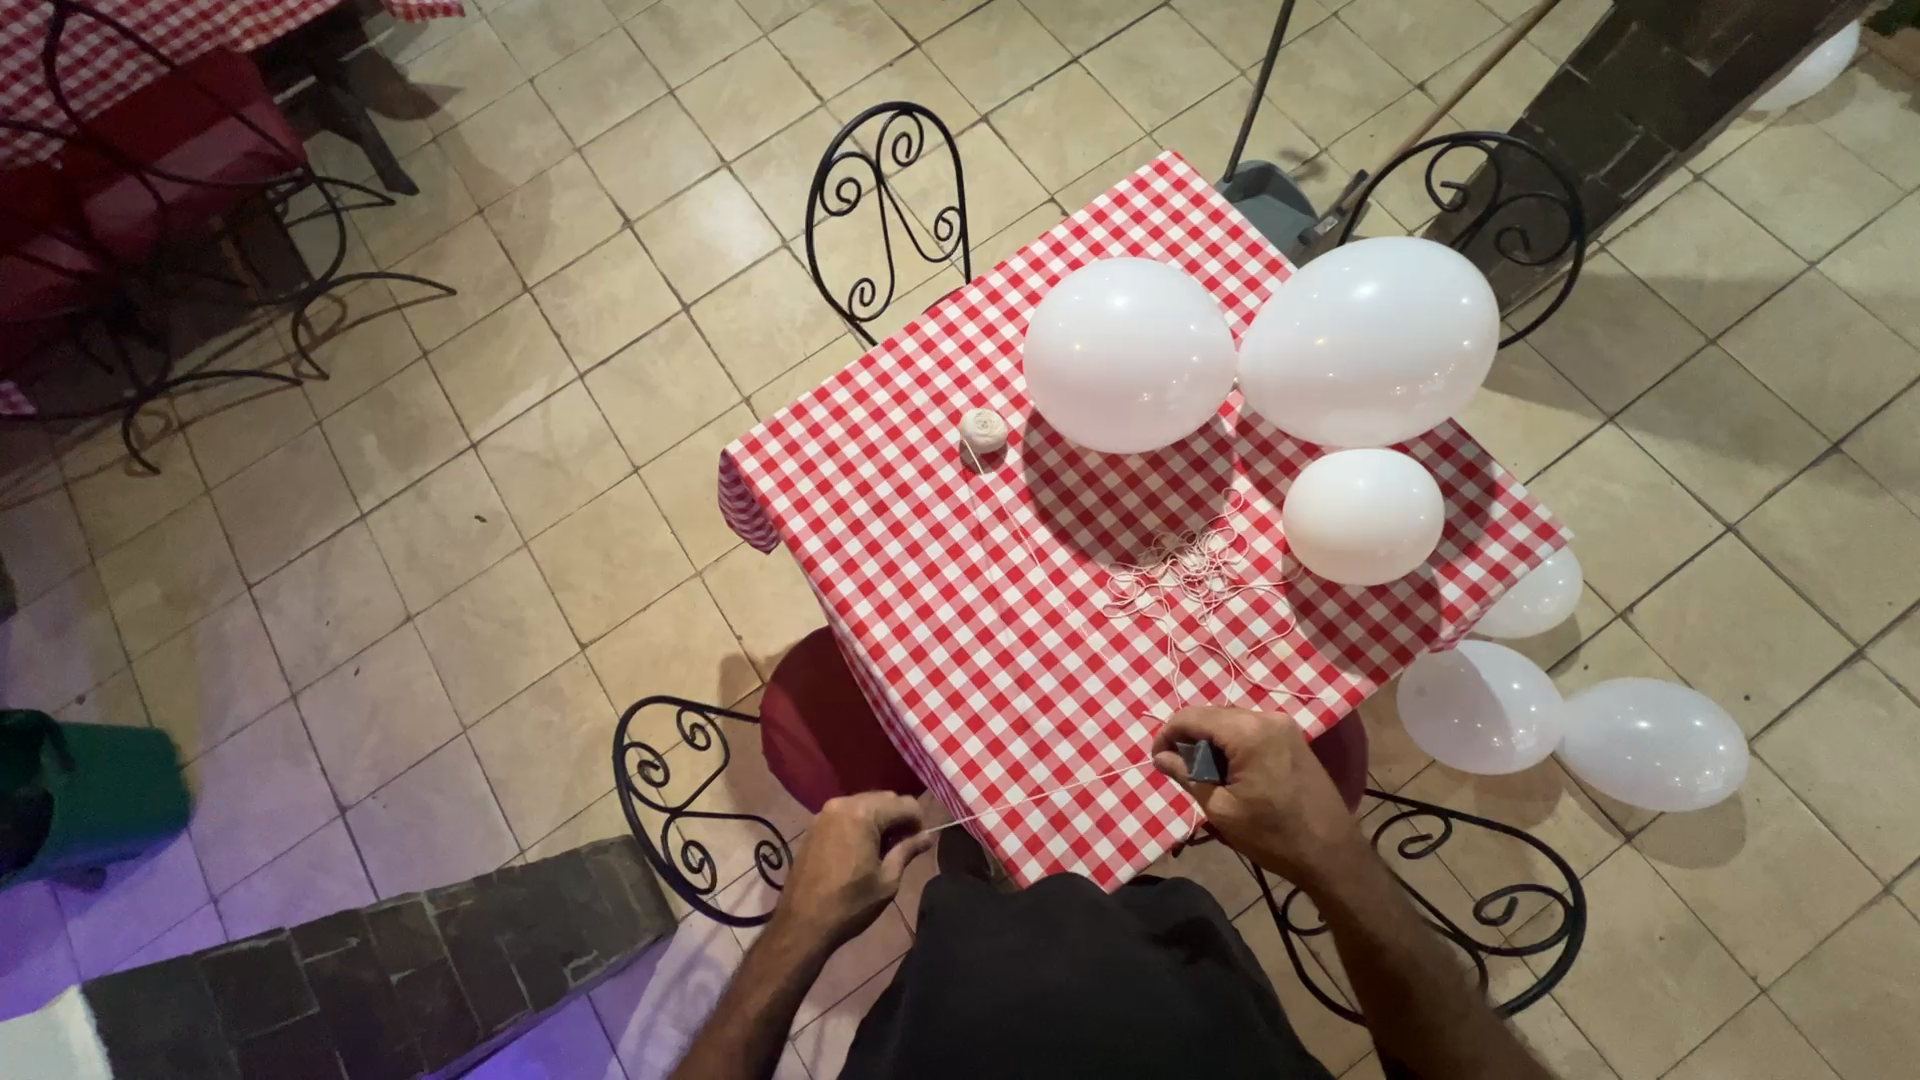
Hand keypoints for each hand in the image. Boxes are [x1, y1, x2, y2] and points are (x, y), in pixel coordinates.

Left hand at [776, 792, 933, 946]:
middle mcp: (844, 803)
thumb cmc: (850, 904)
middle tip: (902, 848)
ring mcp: (826, 812)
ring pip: (865, 804)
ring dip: (879, 820)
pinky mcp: (815, 824)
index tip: (917, 845)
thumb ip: (908, 850)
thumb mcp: (887, 880)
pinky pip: (847, 813)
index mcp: (864, 813)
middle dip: (898, 818)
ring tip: (881, 850)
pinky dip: (860, 823)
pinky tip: (860, 849)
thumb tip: (929, 836)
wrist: (801, 924)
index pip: (906, 804)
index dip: (918, 823)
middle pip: (885, 799)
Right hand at [1153, 706, 1364, 893]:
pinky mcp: (1293, 738)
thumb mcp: (1221, 809)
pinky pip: (1250, 729)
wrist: (1334, 856)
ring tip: (1200, 772)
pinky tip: (1227, 770)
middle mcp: (1266, 717)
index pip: (1191, 716)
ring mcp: (1283, 726)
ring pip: (1230, 720)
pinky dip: (1231, 743)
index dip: (1167, 734)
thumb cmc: (1273, 836)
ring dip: (1209, 740)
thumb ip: (1187, 775)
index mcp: (1247, 732)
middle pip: (1211, 714)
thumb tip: (1161, 758)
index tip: (1157, 759)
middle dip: (1188, 737)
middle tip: (1177, 768)